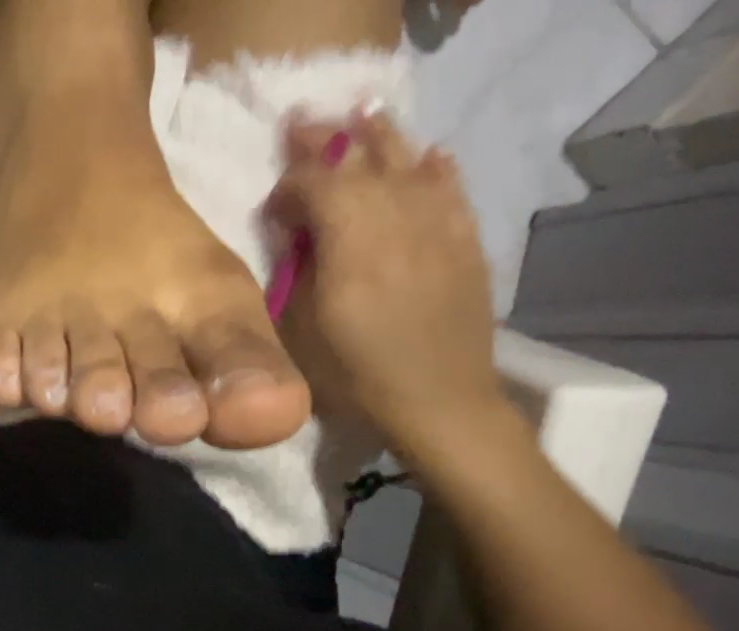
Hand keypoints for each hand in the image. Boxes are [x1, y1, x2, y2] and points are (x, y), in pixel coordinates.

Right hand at [266, 113, 504, 449]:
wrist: (438, 404)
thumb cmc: (352, 377)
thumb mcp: (297, 332)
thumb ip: (292, 273)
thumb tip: (290, 230)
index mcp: (351, 248)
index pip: (321, 186)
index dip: (293, 180)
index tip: (272, 197)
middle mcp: (399, 226)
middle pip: (365, 165)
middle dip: (332, 141)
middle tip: (304, 124)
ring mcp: (439, 231)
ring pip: (410, 167)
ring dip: (383, 140)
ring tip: (363, 118)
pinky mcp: (466, 246)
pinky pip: (452, 192)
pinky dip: (438, 169)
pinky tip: (428, 156)